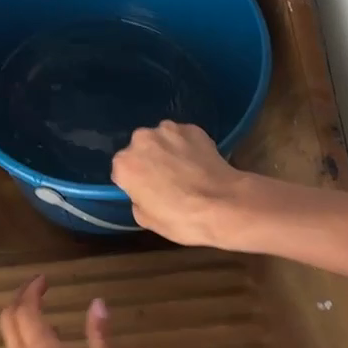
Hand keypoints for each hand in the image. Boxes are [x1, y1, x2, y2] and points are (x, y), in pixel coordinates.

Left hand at [0, 276, 118, 347]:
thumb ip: (100, 342)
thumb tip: (97, 303)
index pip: (26, 310)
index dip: (32, 290)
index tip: (46, 279)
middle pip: (8, 319)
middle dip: (20, 298)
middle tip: (41, 287)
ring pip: (9, 338)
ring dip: (21, 317)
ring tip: (48, 310)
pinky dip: (26, 338)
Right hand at [111, 122, 246, 246]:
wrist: (225, 204)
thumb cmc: (181, 218)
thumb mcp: (147, 220)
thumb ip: (137, 199)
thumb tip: (144, 192)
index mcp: (124, 164)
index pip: (121, 171)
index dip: (134, 183)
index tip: (147, 193)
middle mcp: (142, 139)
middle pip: (140, 150)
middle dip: (149, 161)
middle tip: (167, 181)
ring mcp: (169, 129)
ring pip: (162, 140)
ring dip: (168, 151)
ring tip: (186, 171)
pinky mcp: (193, 127)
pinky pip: (184, 137)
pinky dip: (188, 147)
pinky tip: (200, 163)